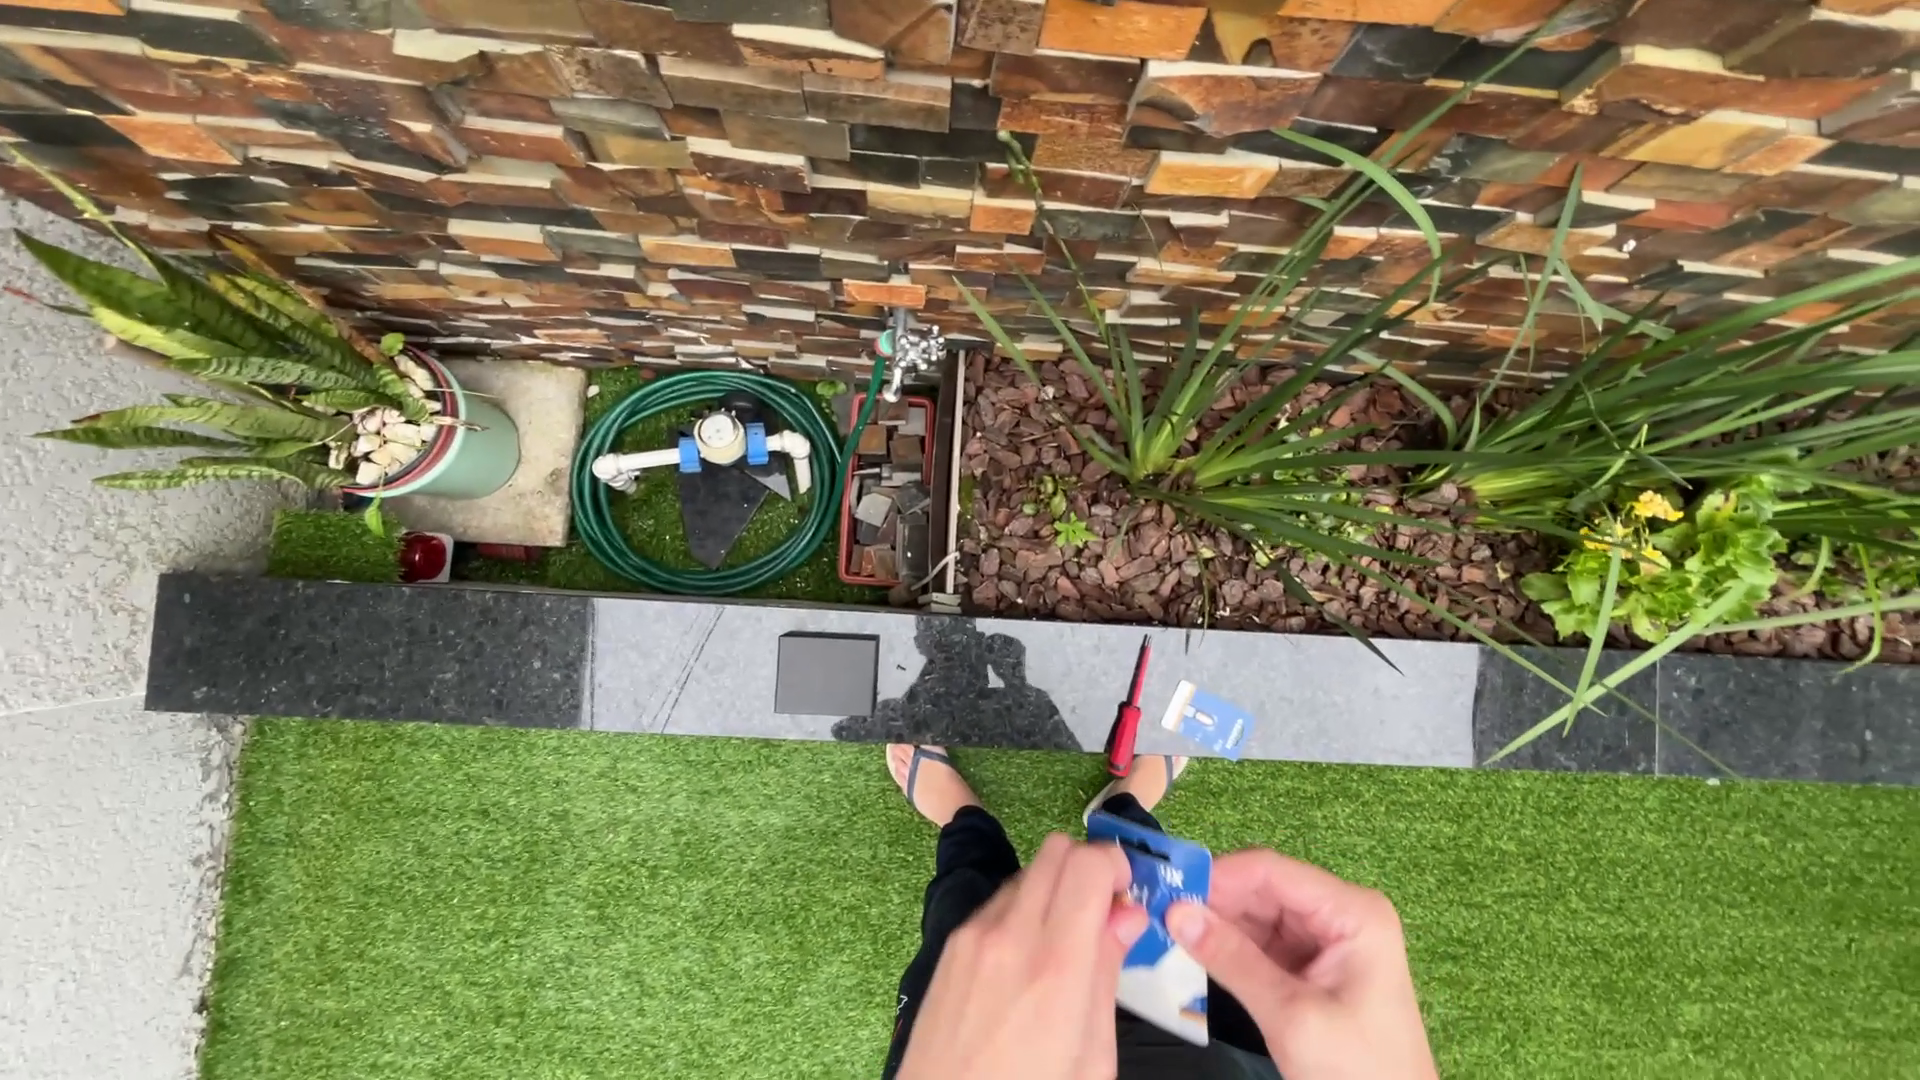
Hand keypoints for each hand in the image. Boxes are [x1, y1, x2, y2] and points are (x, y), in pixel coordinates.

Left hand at [897, 833, 1149, 1079]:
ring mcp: (973, 933)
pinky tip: (1027, 958)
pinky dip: (1023, 909)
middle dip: (1088, 867)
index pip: (1088, 864)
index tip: (1127, 894)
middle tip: (1103, 911)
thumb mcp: (1091, 1059)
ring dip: (1055, 887)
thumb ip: (1106, 974)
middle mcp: (1010, 933)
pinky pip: (998, 899)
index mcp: (1055, 966)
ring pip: (1027, 870)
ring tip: (1066, 941)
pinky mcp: (950, 942)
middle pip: (1056, 849)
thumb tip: (1127, 914)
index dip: (1115, 866)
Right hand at [1167, 849, 1435, 1079]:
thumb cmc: (1358, 1073)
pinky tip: (1198, 947)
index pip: (1271, 870)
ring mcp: (1326, 935)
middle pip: (1261, 886)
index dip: (1218, 875)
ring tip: (1172, 928)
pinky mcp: (1310, 960)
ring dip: (1217, 920)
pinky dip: (1229, 942)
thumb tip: (1175, 911)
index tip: (1170, 890)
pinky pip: (1260, 936)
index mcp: (1351, 911)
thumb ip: (1232, 960)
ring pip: (1255, 909)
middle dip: (1214, 898)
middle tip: (1163, 911)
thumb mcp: (1291, 1017)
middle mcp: (1339, 911)